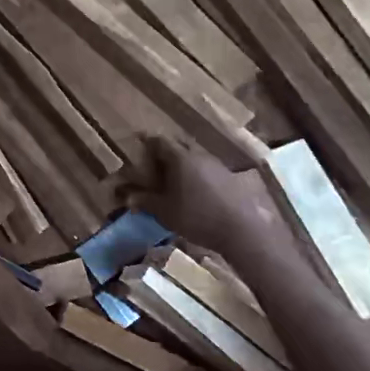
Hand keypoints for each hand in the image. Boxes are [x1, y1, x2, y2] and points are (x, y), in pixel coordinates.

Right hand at [121, 137, 290, 264]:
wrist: (241, 229)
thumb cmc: (197, 217)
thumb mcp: (165, 212)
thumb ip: (146, 202)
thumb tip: (128, 197)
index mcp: (180, 158)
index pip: (160, 141)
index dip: (148, 142)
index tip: (139, 144)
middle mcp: (198, 155)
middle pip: (179, 144)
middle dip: (167, 149)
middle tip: (156, 160)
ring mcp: (216, 164)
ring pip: (195, 155)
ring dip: (184, 160)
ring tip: (175, 175)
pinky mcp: (229, 176)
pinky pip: (207, 167)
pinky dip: (198, 171)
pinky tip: (196, 187)